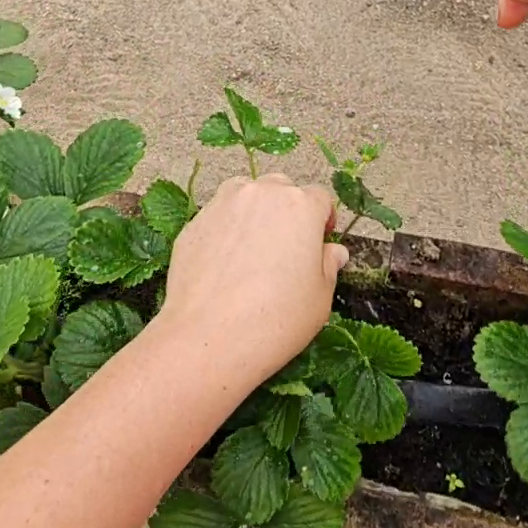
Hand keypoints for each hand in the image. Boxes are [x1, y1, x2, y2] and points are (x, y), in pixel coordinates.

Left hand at [154, 175, 349, 380]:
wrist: (209, 337)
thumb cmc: (276, 319)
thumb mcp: (320, 297)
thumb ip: (328, 265)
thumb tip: (333, 252)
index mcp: (300, 206)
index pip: (319, 198)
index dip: (322, 220)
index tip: (319, 243)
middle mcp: (262, 193)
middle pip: (282, 189)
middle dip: (288, 211)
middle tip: (287, 250)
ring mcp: (224, 204)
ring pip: (246, 195)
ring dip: (254, 213)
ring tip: (253, 251)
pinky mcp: (195, 222)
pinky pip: (218, 218)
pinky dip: (225, 231)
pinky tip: (224, 266)